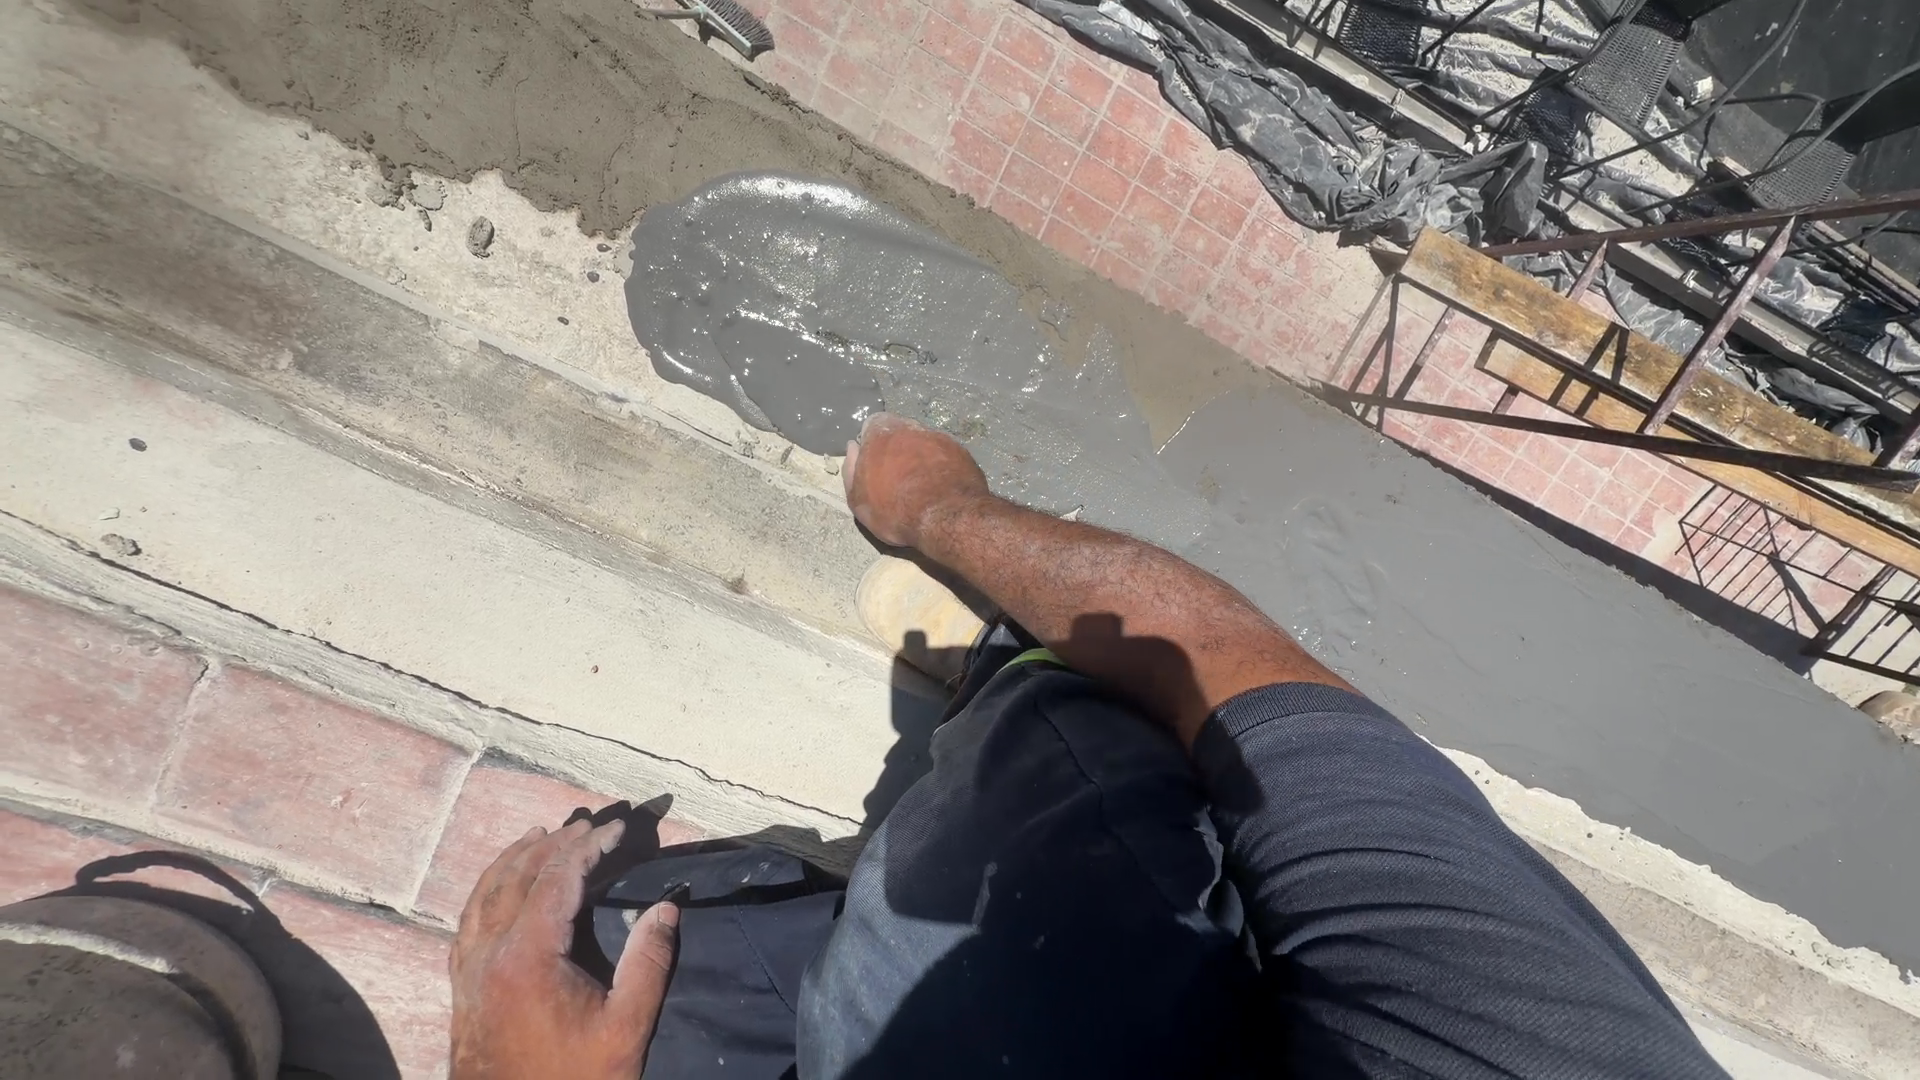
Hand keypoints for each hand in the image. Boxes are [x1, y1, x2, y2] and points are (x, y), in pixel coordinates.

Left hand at [449, 820, 677, 1079]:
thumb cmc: (577, 1079)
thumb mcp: (626, 1024)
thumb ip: (649, 960)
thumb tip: (667, 907)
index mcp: (528, 956)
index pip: (559, 877)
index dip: (590, 845)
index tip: (619, 827)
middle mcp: (489, 955)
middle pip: (519, 876)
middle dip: (557, 842)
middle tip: (590, 822)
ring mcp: (469, 973)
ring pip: (485, 895)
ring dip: (516, 858)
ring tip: (543, 835)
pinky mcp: (462, 990)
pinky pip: (468, 922)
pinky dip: (488, 889)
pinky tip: (502, 886)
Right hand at [843, 413, 991, 548]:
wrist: (947, 518)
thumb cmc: (895, 511)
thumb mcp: (858, 500)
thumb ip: (850, 469)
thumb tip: (853, 447)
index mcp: (881, 433)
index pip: (872, 425)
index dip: (873, 444)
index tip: (875, 464)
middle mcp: (911, 427)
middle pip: (900, 432)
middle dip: (898, 449)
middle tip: (898, 477)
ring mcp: (940, 438)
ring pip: (924, 442)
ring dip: (921, 457)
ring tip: (921, 485)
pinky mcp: (962, 451)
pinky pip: (945, 455)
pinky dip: (941, 466)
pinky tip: (941, 487)